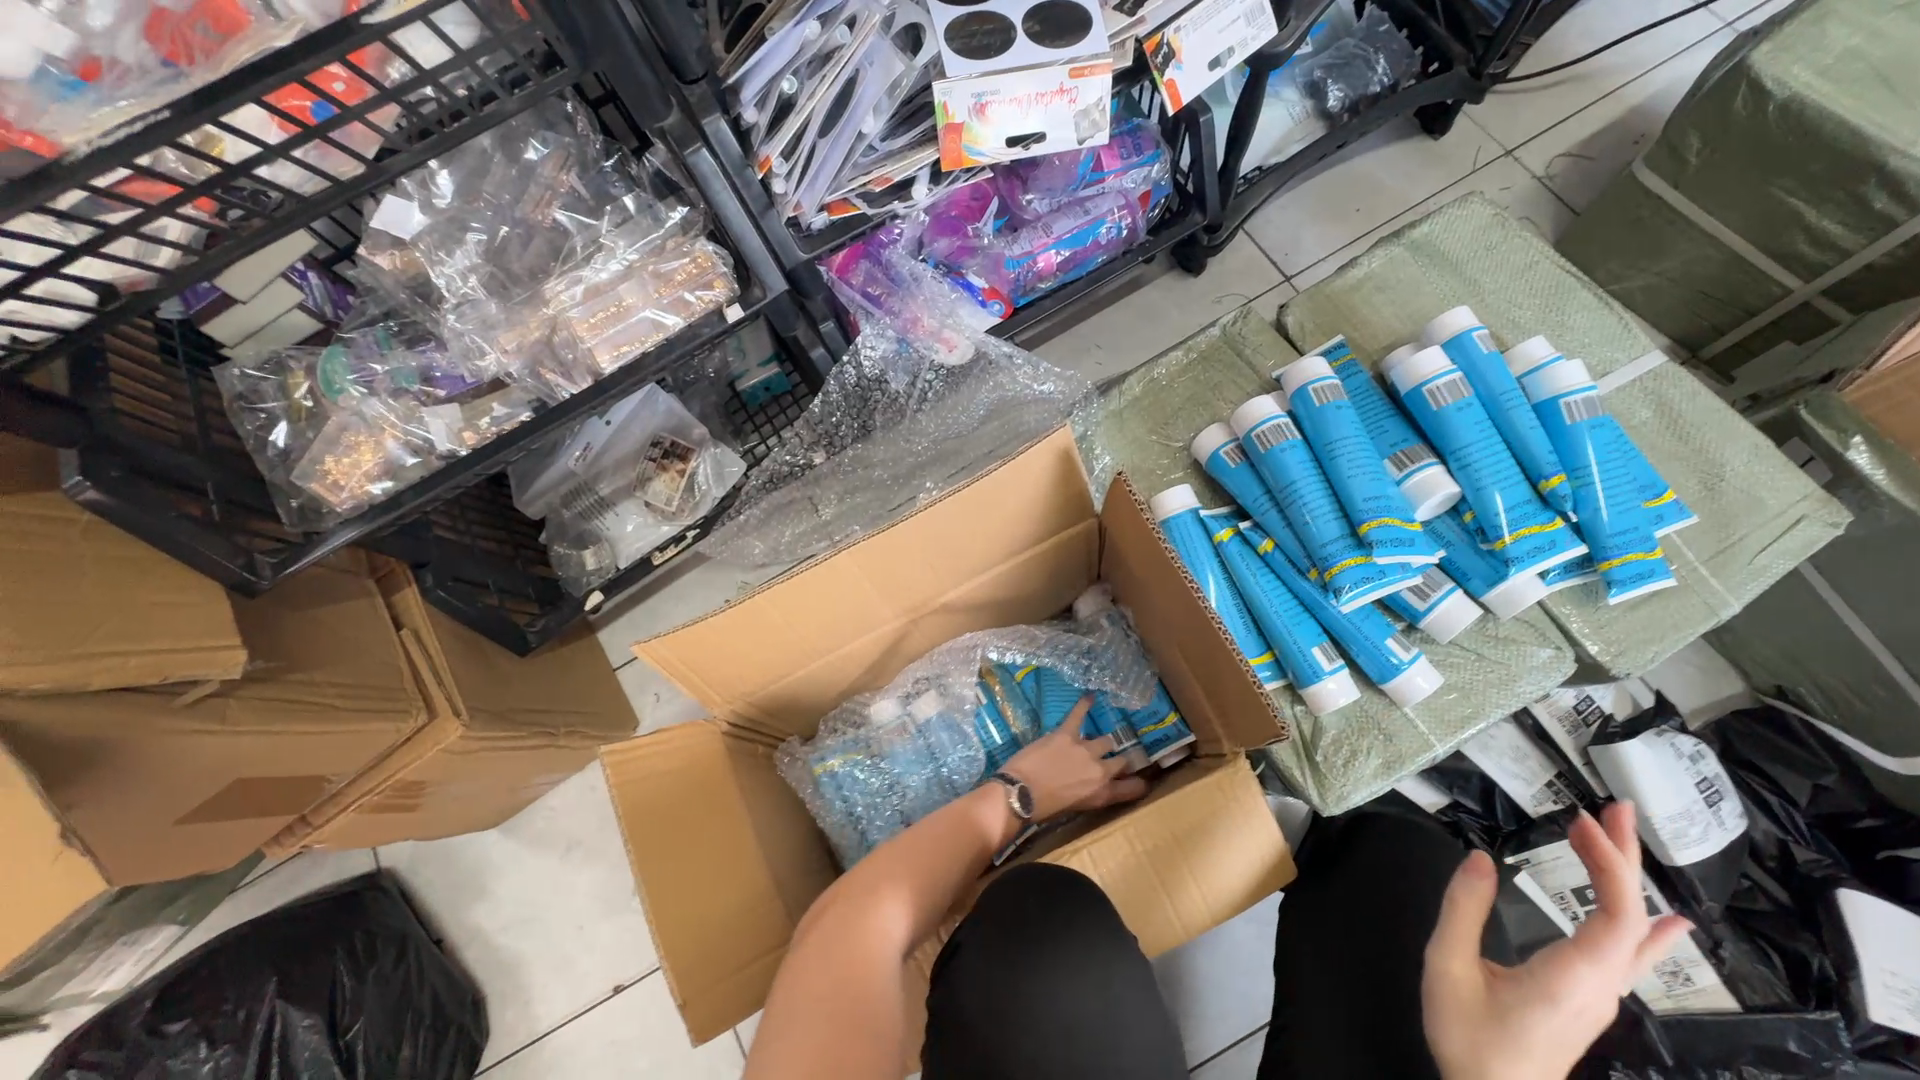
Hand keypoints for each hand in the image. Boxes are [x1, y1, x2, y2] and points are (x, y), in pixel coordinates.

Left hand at [1000, 695, 1150, 821]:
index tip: (1141, 781)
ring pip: (1105, 740)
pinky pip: (1078, 715)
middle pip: (1120, 760)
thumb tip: (1090, 784)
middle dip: (1116, 760)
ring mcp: (1085, 749)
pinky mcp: (1066, 734)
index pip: (1131, 788)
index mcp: (1102, 794)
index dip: (1137, 783)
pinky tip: (1089, 696)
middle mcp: (1100, 770)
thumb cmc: (1043, 808)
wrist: (1020, 793)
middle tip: (1110, 759)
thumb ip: (1089, 794)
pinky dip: (1083, 705)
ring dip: (1100, 742)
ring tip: (1095, 741)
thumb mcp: (1074, 808)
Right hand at [1421, 802, 1693, 1079]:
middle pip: (1632, 916)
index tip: (1580, 821)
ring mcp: (1602, 995)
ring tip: (1622, 838)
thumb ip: (1462, 911)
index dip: (1607, 864)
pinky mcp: (1592, 999)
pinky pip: (1633, 954)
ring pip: (1634, 932)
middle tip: (1614, 809)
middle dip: (1624, 858)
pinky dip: (1648, 925)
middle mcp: (1601, 984)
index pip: (1614, 913)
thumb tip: (1479, 858)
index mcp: (1573, 976)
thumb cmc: (1471, 1038)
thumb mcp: (1448, 969)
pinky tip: (1671, 922)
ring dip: (1628, 880)